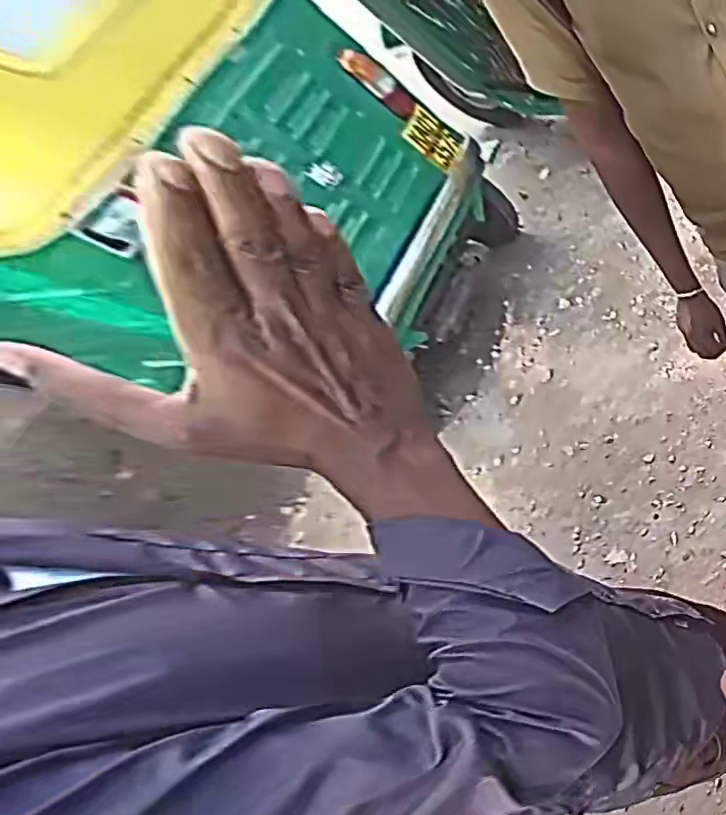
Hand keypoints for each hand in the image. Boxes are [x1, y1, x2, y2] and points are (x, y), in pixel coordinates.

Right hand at [0, 129, 443, 479]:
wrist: (377, 449)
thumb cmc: (287, 439)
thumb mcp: (181, 428)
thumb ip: (96, 392)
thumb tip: (14, 357)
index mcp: (222, 339)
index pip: (191, 262)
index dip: (175, 212)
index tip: (158, 169)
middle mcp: (275, 320)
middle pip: (245, 241)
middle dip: (222, 187)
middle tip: (203, 142)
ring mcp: (327, 317)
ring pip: (296, 249)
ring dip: (275, 203)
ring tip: (253, 163)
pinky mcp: (366, 320)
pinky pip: (344, 271)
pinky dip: (329, 240)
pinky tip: (312, 211)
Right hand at [676, 292, 725, 358]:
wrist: (690, 295)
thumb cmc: (707, 308)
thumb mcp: (719, 322)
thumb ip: (723, 337)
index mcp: (704, 339)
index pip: (713, 354)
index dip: (720, 352)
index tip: (725, 348)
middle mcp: (693, 340)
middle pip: (703, 354)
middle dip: (712, 353)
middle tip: (718, 347)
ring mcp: (686, 335)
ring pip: (695, 350)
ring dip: (703, 349)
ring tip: (709, 343)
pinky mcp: (681, 330)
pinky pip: (689, 341)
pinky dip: (696, 342)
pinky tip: (700, 336)